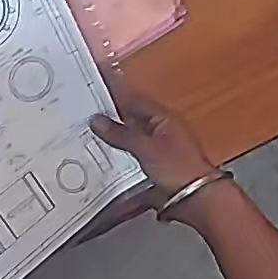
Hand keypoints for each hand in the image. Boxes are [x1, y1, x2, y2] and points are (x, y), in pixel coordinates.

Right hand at [90, 70, 216, 193]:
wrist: (196, 200)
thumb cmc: (180, 169)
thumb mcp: (146, 148)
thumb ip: (121, 134)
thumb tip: (97, 121)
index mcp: (162, 119)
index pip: (132, 98)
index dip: (114, 89)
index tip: (96, 78)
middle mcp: (158, 133)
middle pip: (128, 120)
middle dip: (106, 117)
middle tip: (80, 110)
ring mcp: (155, 153)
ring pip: (126, 141)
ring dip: (109, 140)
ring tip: (83, 135)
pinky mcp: (150, 172)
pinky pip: (127, 162)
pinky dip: (114, 162)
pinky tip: (99, 164)